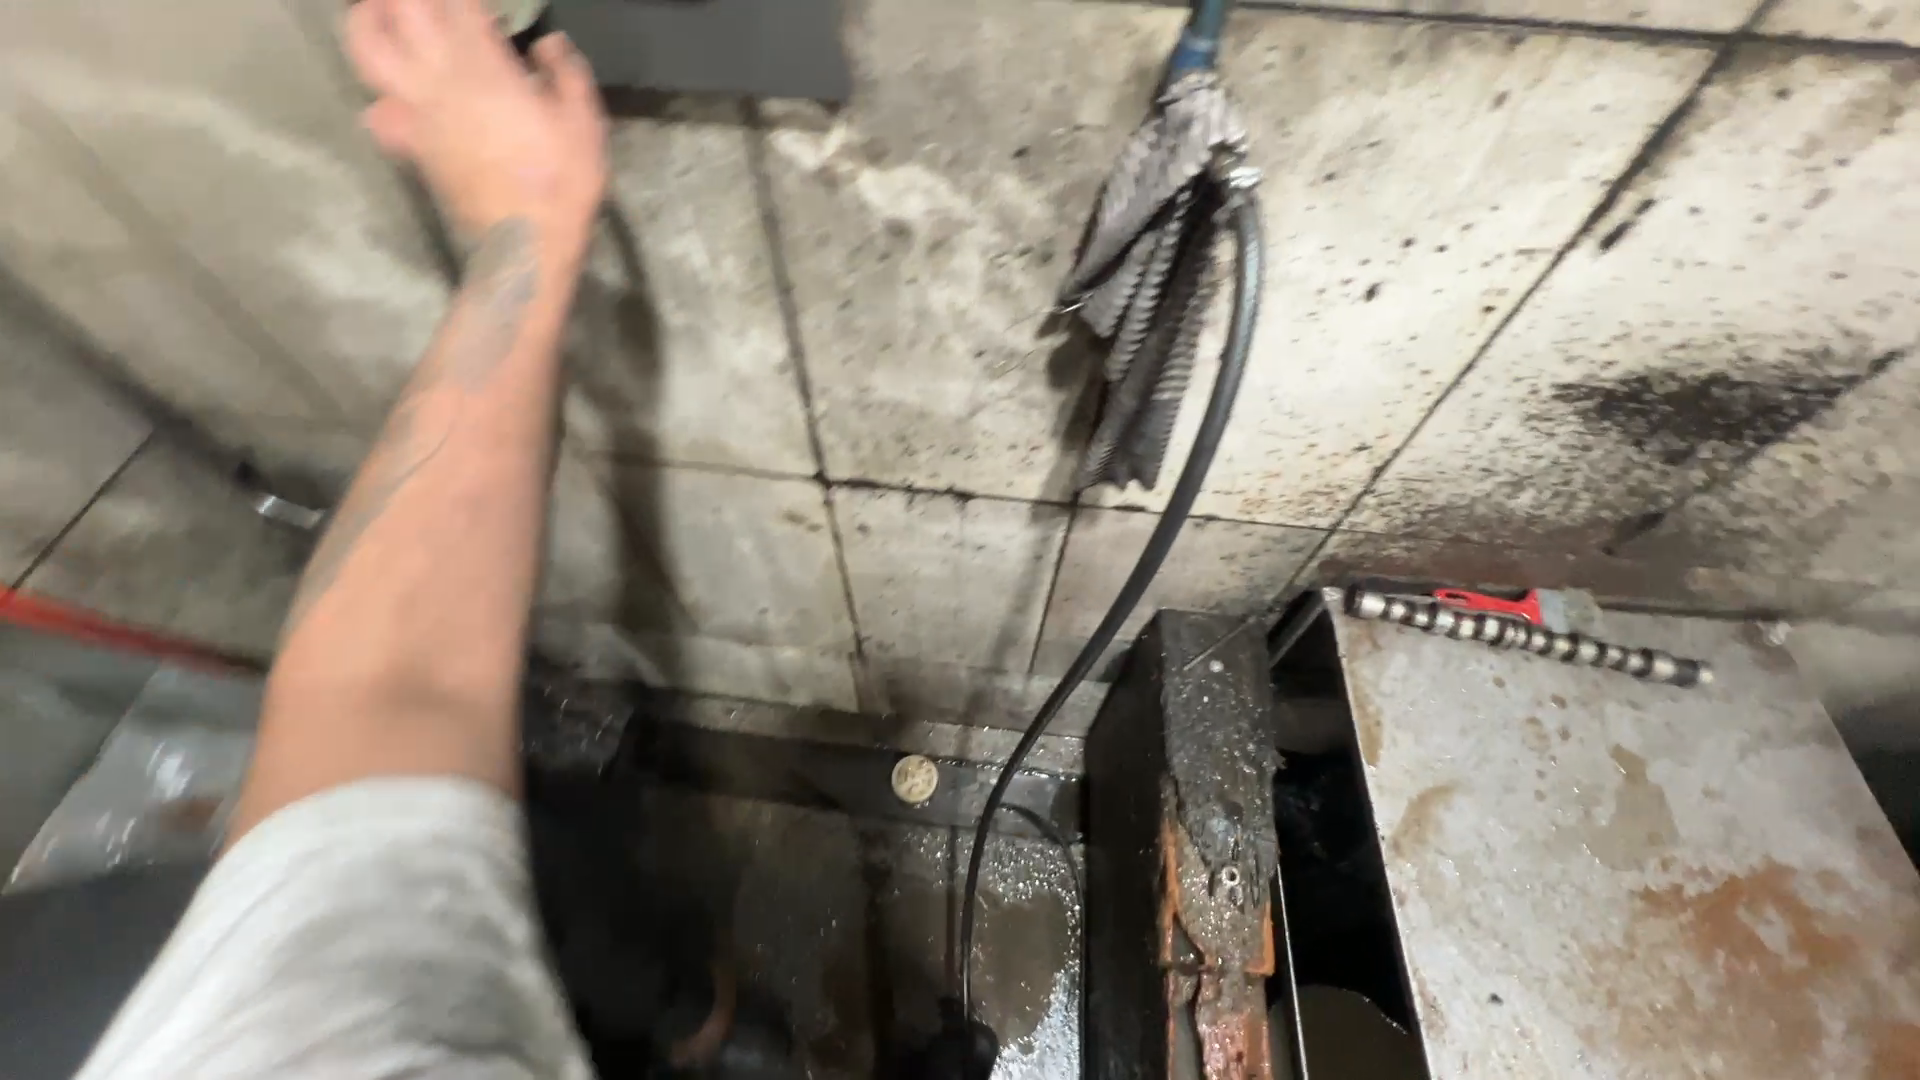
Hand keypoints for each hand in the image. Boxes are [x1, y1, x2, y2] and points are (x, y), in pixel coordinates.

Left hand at [345, 0, 607, 255]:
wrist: (528, 242)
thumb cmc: (563, 184)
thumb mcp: (585, 126)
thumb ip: (568, 75)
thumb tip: (549, 45)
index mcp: (483, 65)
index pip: (457, 1)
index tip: (488, 9)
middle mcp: (438, 76)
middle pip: (399, 6)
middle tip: (435, 6)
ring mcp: (416, 109)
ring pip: (365, 44)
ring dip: (371, 20)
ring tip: (393, 23)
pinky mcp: (411, 142)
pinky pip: (379, 110)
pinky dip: (384, 100)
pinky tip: (405, 103)